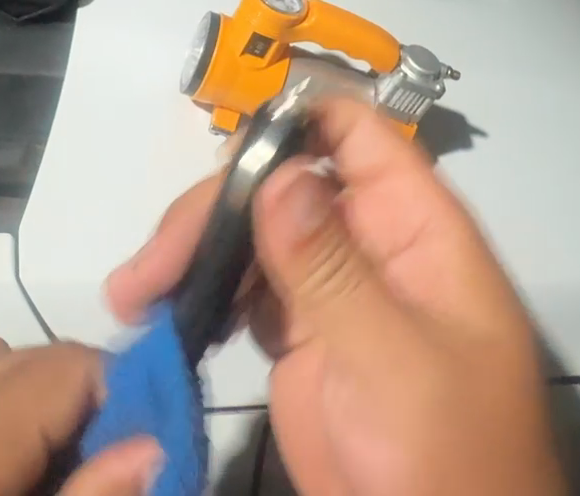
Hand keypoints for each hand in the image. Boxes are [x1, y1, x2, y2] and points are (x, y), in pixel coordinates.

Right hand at [106, 99, 566, 495]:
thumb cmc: (447, 457)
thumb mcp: (393, 361)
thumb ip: (331, 268)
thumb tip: (279, 174)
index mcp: (412, 225)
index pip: (356, 135)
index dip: (294, 122)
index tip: (225, 150)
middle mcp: (368, 239)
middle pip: (283, 183)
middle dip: (215, 210)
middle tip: (151, 265)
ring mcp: (330, 284)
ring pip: (254, 230)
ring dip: (192, 250)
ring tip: (132, 293)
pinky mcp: (298, 329)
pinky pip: (243, 285)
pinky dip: (200, 290)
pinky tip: (159, 310)